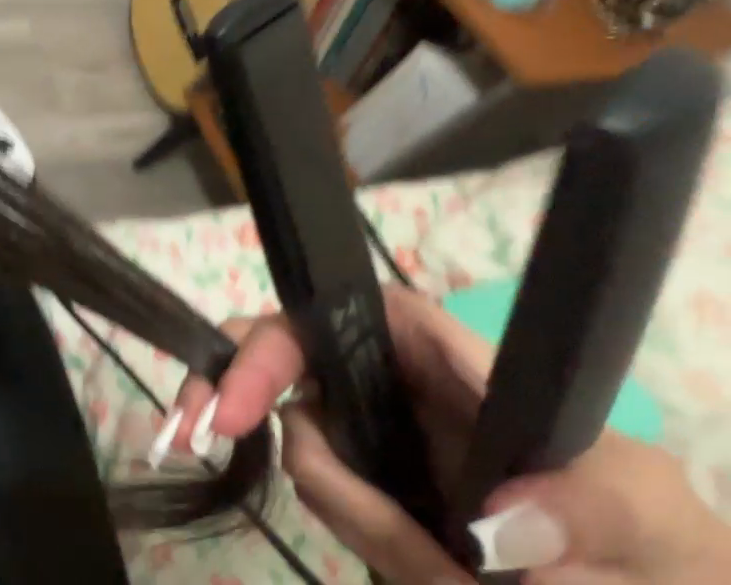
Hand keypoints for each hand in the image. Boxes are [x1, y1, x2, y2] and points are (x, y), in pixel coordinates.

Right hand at [169, 286, 730, 583]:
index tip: (237, 398)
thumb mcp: (657, 532)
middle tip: (196, 436)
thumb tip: (486, 522)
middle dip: (239, 392)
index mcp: (463, 372)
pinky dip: (364, 538)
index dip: (282, 333)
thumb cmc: (679, 564)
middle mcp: (413, 398)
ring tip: (448, 575)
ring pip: (313, 452)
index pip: (357, 315)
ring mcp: (394, 453)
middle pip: (298, 369)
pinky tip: (427, 573)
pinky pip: (344, 510)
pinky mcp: (391, 506)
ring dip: (351, 512)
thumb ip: (584, 513)